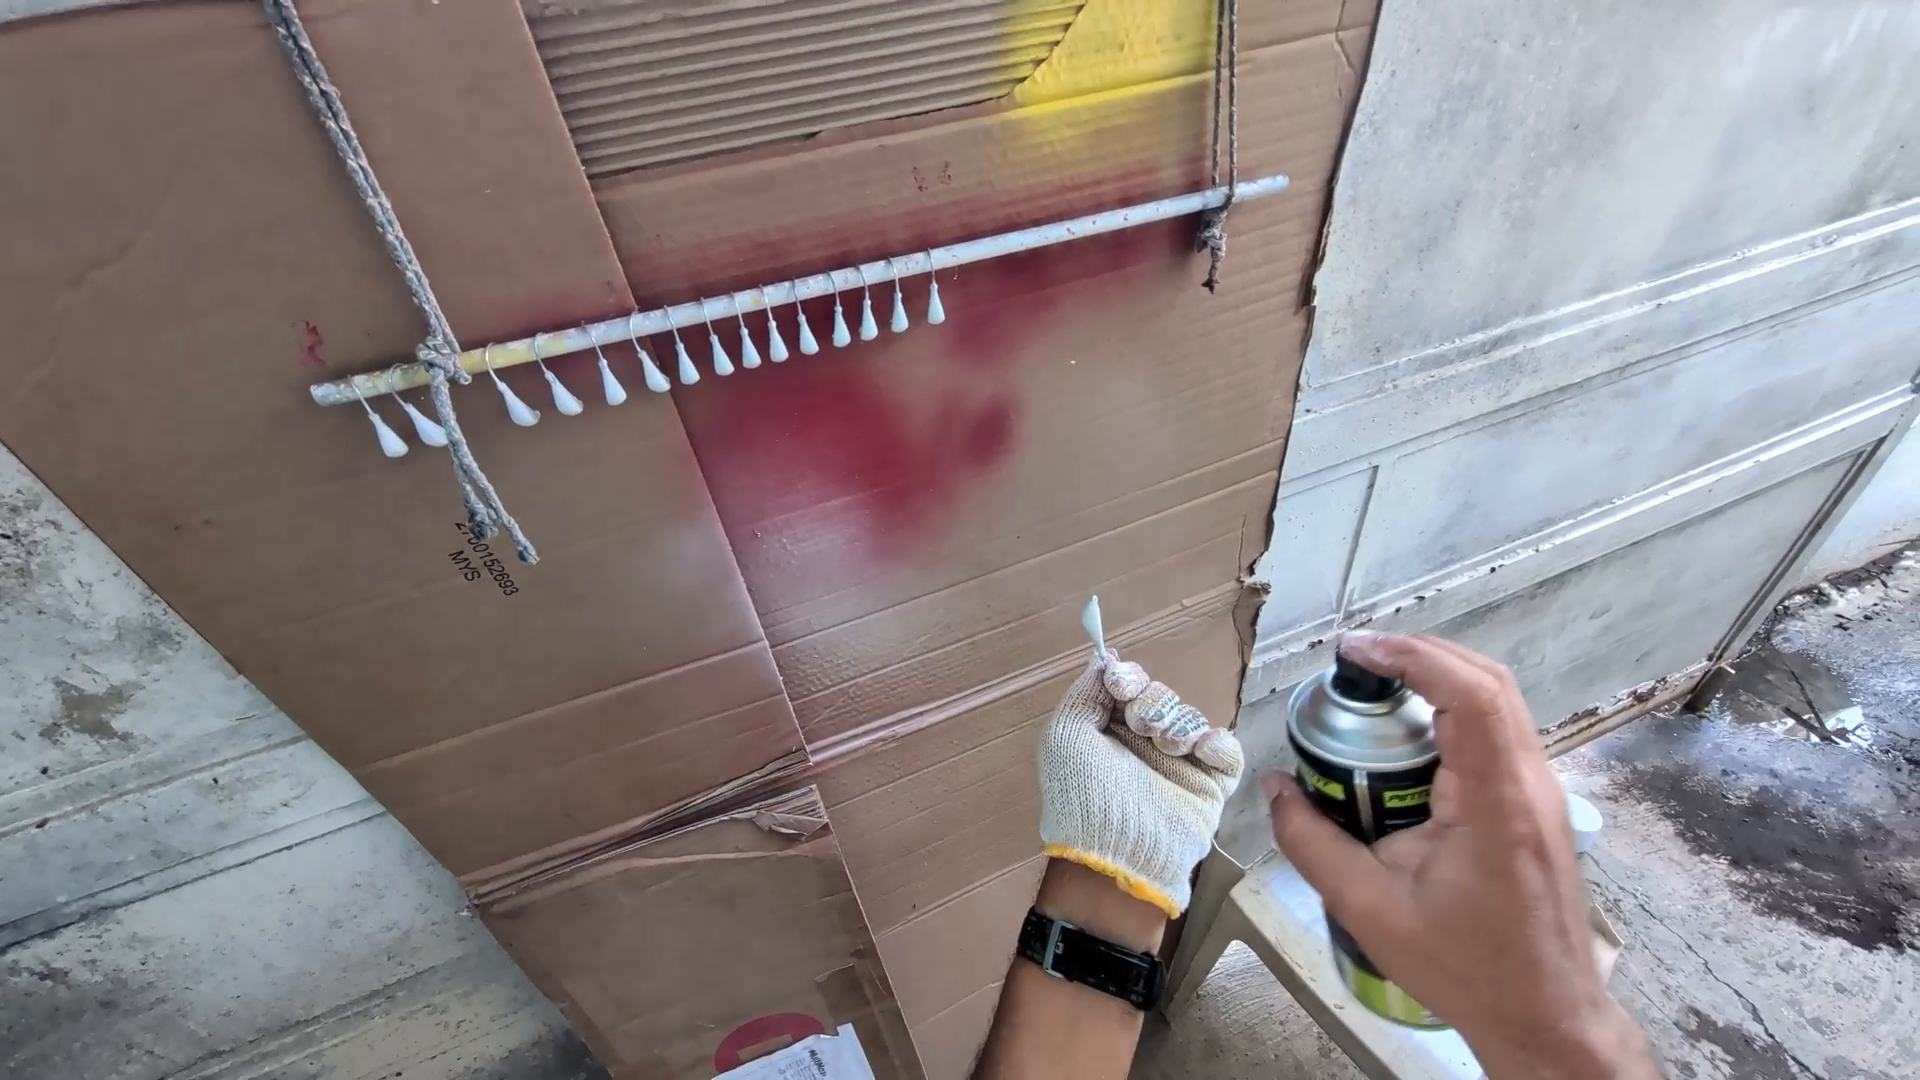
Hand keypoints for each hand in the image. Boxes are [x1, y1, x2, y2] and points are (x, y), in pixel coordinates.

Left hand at [1037, 651, 1244, 916]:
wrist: (1114, 854)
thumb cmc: (1080, 793)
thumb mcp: (1064, 734)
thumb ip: (1085, 692)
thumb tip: (1103, 658)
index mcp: (1108, 728)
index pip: (1130, 685)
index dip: (1130, 678)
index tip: (1121, 684)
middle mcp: (1143, 742)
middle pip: (1162, 696)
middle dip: (1153, 702)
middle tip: (1141, 724)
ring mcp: (1178, 763)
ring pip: (1191, 717)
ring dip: (1178, 723)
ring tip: (1166, 746)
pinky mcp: (1210, 785)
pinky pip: (1227, 750)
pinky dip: (1219, 743)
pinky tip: (1202, 749)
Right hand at [1265, 633, 1657, 1078]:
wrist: (1548, 1019)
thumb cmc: (1465, 967)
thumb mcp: (1367, 908)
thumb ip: (1310, 841)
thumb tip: (1273, 786)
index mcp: (1496, 805)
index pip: (1471, 697)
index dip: (1411, 657)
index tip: (1352, 652)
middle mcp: (1529, 784)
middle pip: (1487, 681)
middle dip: (1417, 653)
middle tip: (1353, 659)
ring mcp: (1538, 791)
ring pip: (1494, 699)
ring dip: (1432, 675)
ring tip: (1370, 682)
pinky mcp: (1531, 802)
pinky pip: (1493, 728)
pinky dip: (1446, 705)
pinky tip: (1400, 730)